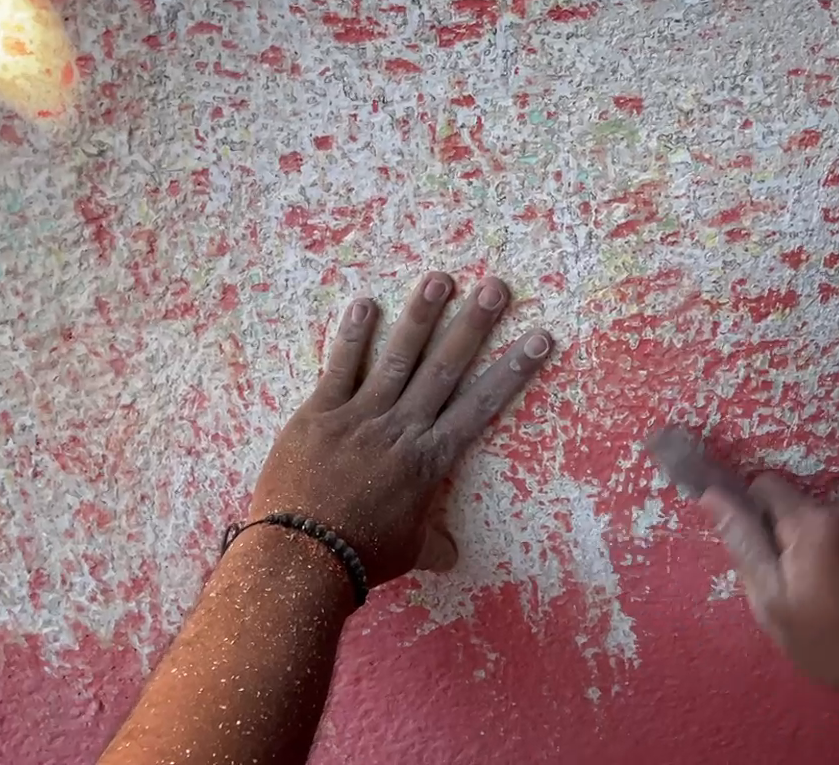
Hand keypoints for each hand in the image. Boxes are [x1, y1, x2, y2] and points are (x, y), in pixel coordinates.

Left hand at [248, 271, 553, 586]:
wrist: (300, 561)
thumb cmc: (361, 557)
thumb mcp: (407, 551)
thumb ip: (433, 543)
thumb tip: (453, 556)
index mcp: (429, 457)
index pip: (481, 405)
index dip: (513, 370)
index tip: (538, 338)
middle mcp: (402, 426)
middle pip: (444, 367)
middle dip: (473, 325)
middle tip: (495, 287)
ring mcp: (360, 415)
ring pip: (397, 357)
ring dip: (420, 316)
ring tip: (439, 279)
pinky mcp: (320, 413)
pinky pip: (339, 368)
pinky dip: (353, 336)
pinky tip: (364, 303)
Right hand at [701, 474, 838, 712]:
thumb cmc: (828, 642)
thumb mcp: (771, 599)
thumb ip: (741, 540)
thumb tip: (711, 494)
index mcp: (812, 520)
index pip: (764, 485)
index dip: (752, 514)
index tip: (760, 554)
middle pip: (793, 504)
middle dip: (783, 533)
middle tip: (790, 583)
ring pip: (819, 519)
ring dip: (811, 543)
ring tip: (821, 591)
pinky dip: (836, 551)